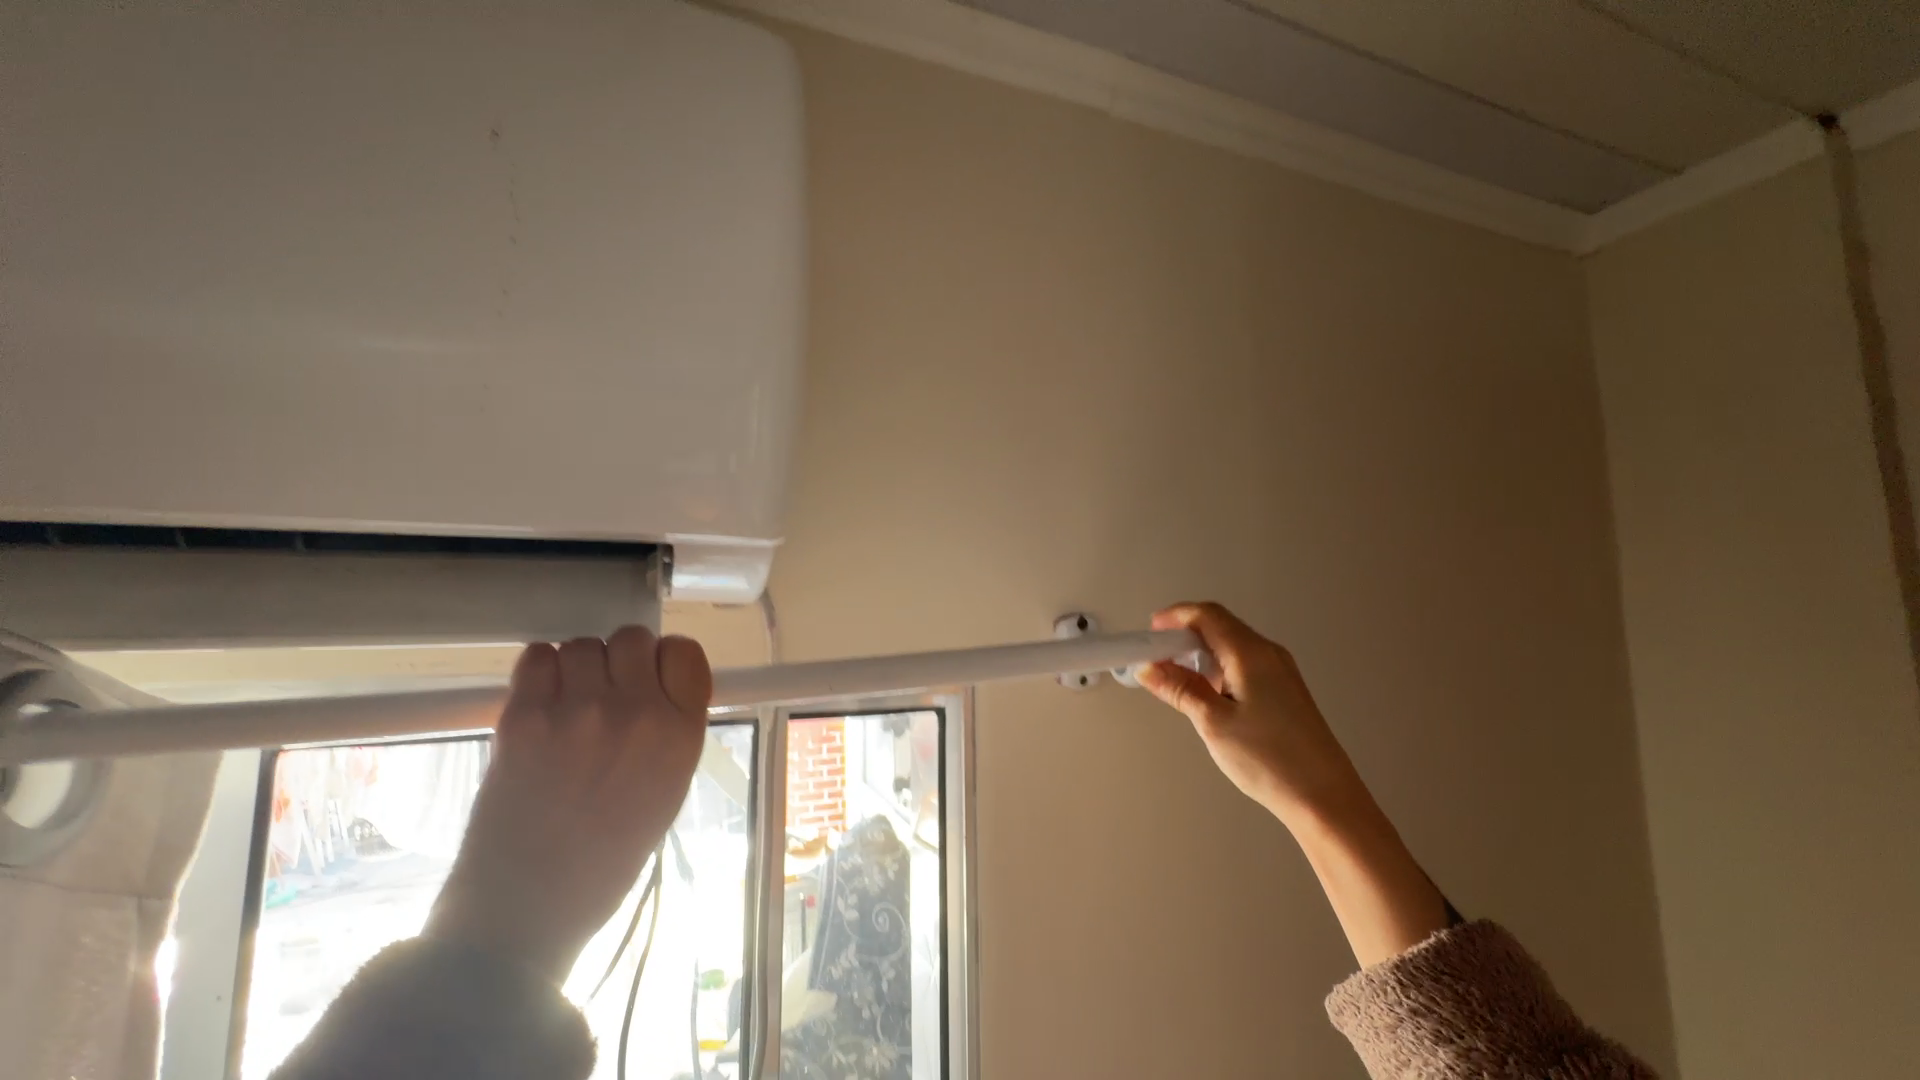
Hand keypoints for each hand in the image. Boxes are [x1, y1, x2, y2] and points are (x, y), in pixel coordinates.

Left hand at [426, 627, 711, 982]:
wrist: (528, 903)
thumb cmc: (608, 856)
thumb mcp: (667, 790)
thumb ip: (670, 730)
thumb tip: (652, 688)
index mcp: (680, 734)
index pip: (685, 653)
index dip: (666, 660)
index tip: (652, 678)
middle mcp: (636, 712)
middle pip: (632, 639)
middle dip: (621, 659)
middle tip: (607, 691)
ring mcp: (577, 710)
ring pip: (582, 645)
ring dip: (578, 666)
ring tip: (569, 702)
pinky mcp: (523, 716)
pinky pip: (537, 657)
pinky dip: (540, 670)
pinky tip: (541, 700)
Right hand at [1138, 602, 1449, 965]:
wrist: (1324, 798)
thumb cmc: (1269, 759)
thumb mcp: (1212, 722)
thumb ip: (1179, 689)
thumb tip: (1150, 668)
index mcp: (1250, 653)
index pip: (1208, 615)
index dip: (1175, 616)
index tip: (1149, 632)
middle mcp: (1269, 654)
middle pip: (1221, 627)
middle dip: (1184, 636)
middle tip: (1157, 659)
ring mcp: (1282, 673)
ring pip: (1233, 647)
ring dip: (1201, 655)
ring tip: (1177, 681)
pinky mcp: (1286, 693)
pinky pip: (1245, 665)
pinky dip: (1219, 670)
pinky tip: (1208, 696)